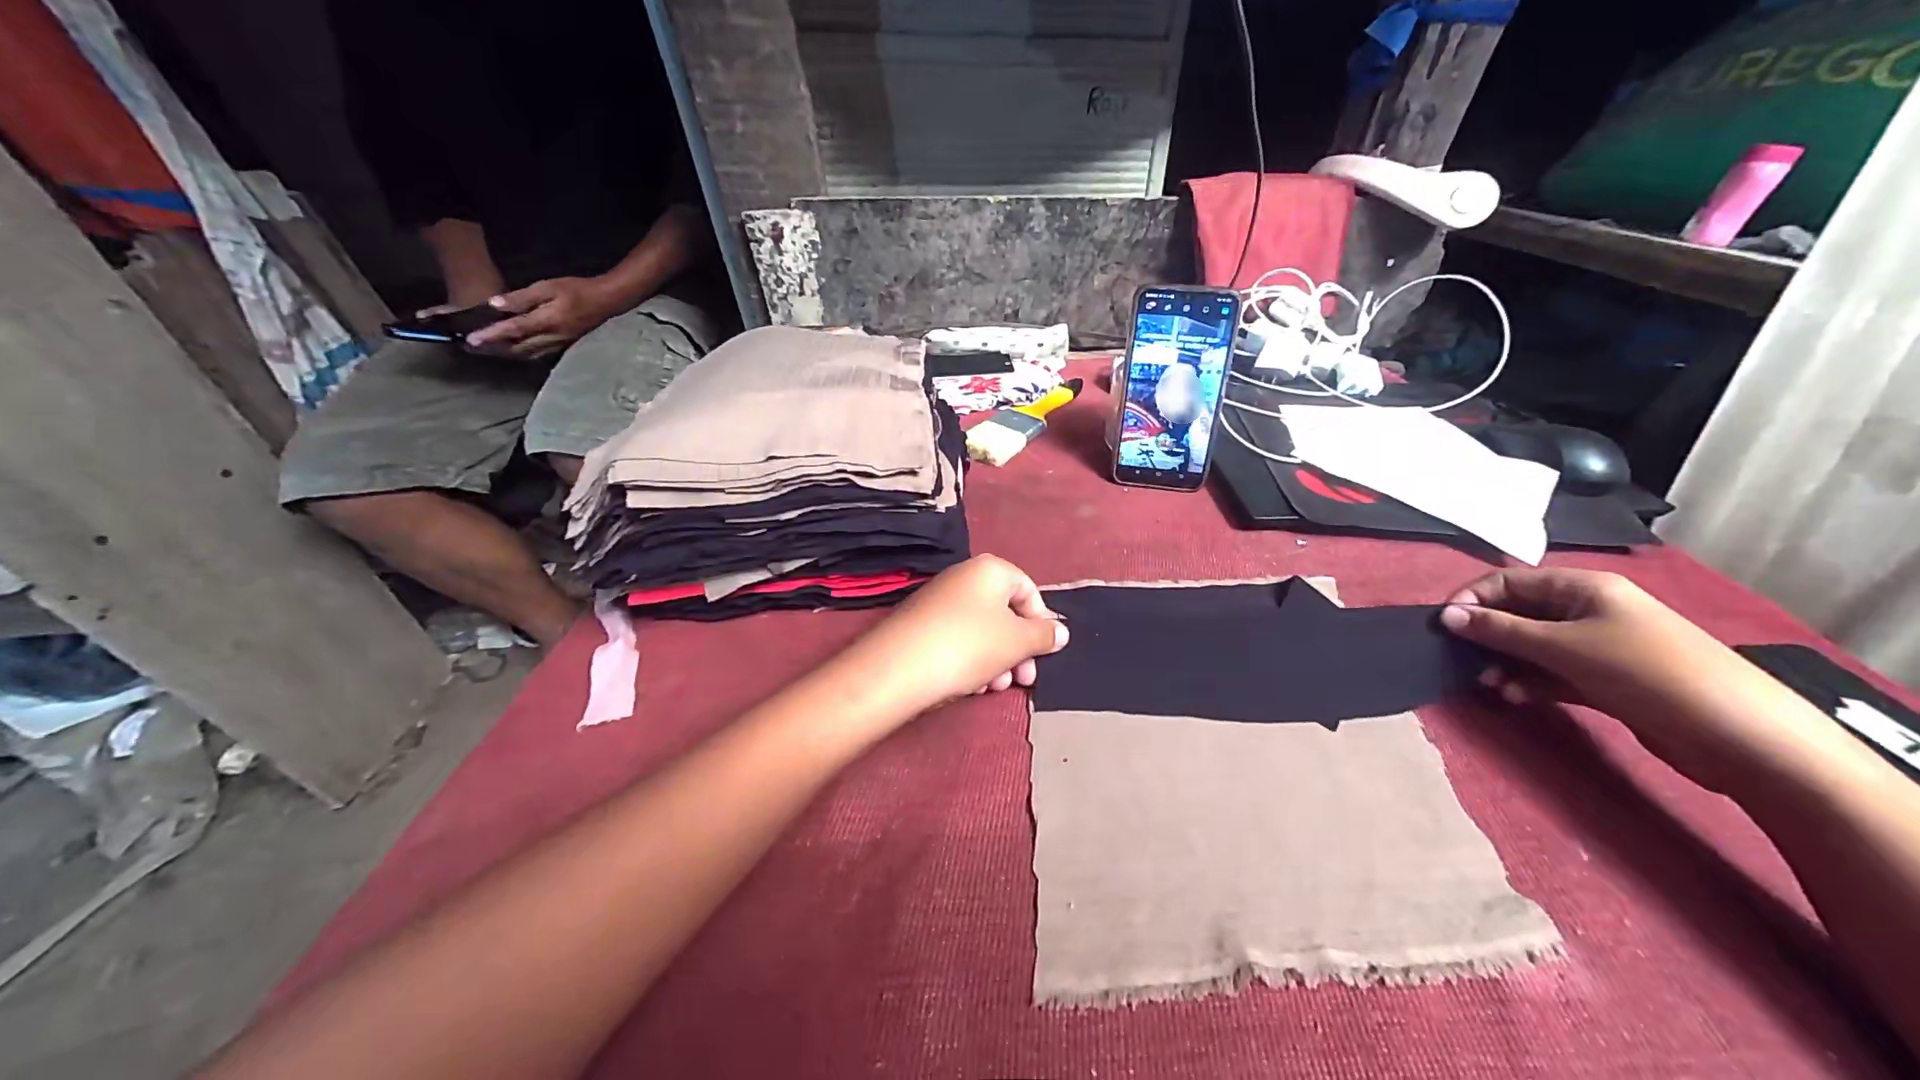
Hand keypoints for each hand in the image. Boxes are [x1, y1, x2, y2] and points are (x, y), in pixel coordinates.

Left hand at [464, 277, 622, 358]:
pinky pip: (538, 354)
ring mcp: (558, 344)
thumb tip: (495, 305)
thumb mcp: (547, 287)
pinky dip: (522, 354)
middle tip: (472, 348)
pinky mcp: (562, 345)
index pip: (512, 330)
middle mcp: (550, 337)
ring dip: (506, 353)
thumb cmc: (576, 290)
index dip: (490, 335)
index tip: (471, 340)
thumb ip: (521, 297)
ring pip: (527, 353)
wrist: (605, 302)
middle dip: (494, 348)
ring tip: (488, 350)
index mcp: (546, 321)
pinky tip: (514, 350)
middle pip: (517, 347)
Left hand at [827, 555, 1069, 718]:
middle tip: (1023, 679)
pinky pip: (957, 640)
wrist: (898, 669)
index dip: (1041, 623)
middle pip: (1004, 614)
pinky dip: (969, 661)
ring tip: (993, 687)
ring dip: (996, 660)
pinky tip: (969, 686)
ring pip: (981, 631)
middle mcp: (962, 577)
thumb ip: (1044, 635)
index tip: (1043, 652)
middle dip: (1018, 649)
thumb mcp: (1017, 642)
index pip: (1029, 590)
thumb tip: (1060, 631)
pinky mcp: (920, 626)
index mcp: (989, 569)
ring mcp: (938, 601)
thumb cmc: (968, 645)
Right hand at [1439, 568, 1841, 792]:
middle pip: (1520, 613)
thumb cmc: (1645, 671)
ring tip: (1488, 683)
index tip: (1443, 625)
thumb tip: (1447, 616)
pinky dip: (1529, 682)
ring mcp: (1599, 647)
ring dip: (1505, 662)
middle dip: (1487, 634)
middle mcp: (1590, 611)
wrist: (1739, 735)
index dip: (1473, 598)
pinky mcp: (1605, 681)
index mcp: (1585, 588)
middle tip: (1459, 657)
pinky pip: (1551, 673)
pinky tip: (1514, 696)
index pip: (1510, 581)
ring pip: (1532, 646)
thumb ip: (1501, 630)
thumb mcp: (1564, 646)